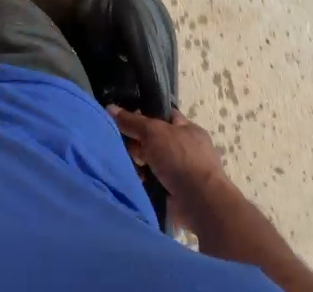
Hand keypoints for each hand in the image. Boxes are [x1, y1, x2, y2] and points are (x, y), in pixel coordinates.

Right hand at [108, 106, 228, 223]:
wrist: (201, 203)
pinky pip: (155, 179)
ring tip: (131, 166)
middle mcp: (188, 149)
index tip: (123, 119)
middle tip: (127, 147)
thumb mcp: (153, 132)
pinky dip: (145, 180)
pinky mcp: (178, 190)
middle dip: (138, 143)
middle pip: (154, 139)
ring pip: (152, 160)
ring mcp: (184, 171)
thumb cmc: (181, 159)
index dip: (143, 114)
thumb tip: (110, 108)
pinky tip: (137, 180)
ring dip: (140, 163)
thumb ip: (132, 120)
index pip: (162, 115)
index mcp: (189, 130)